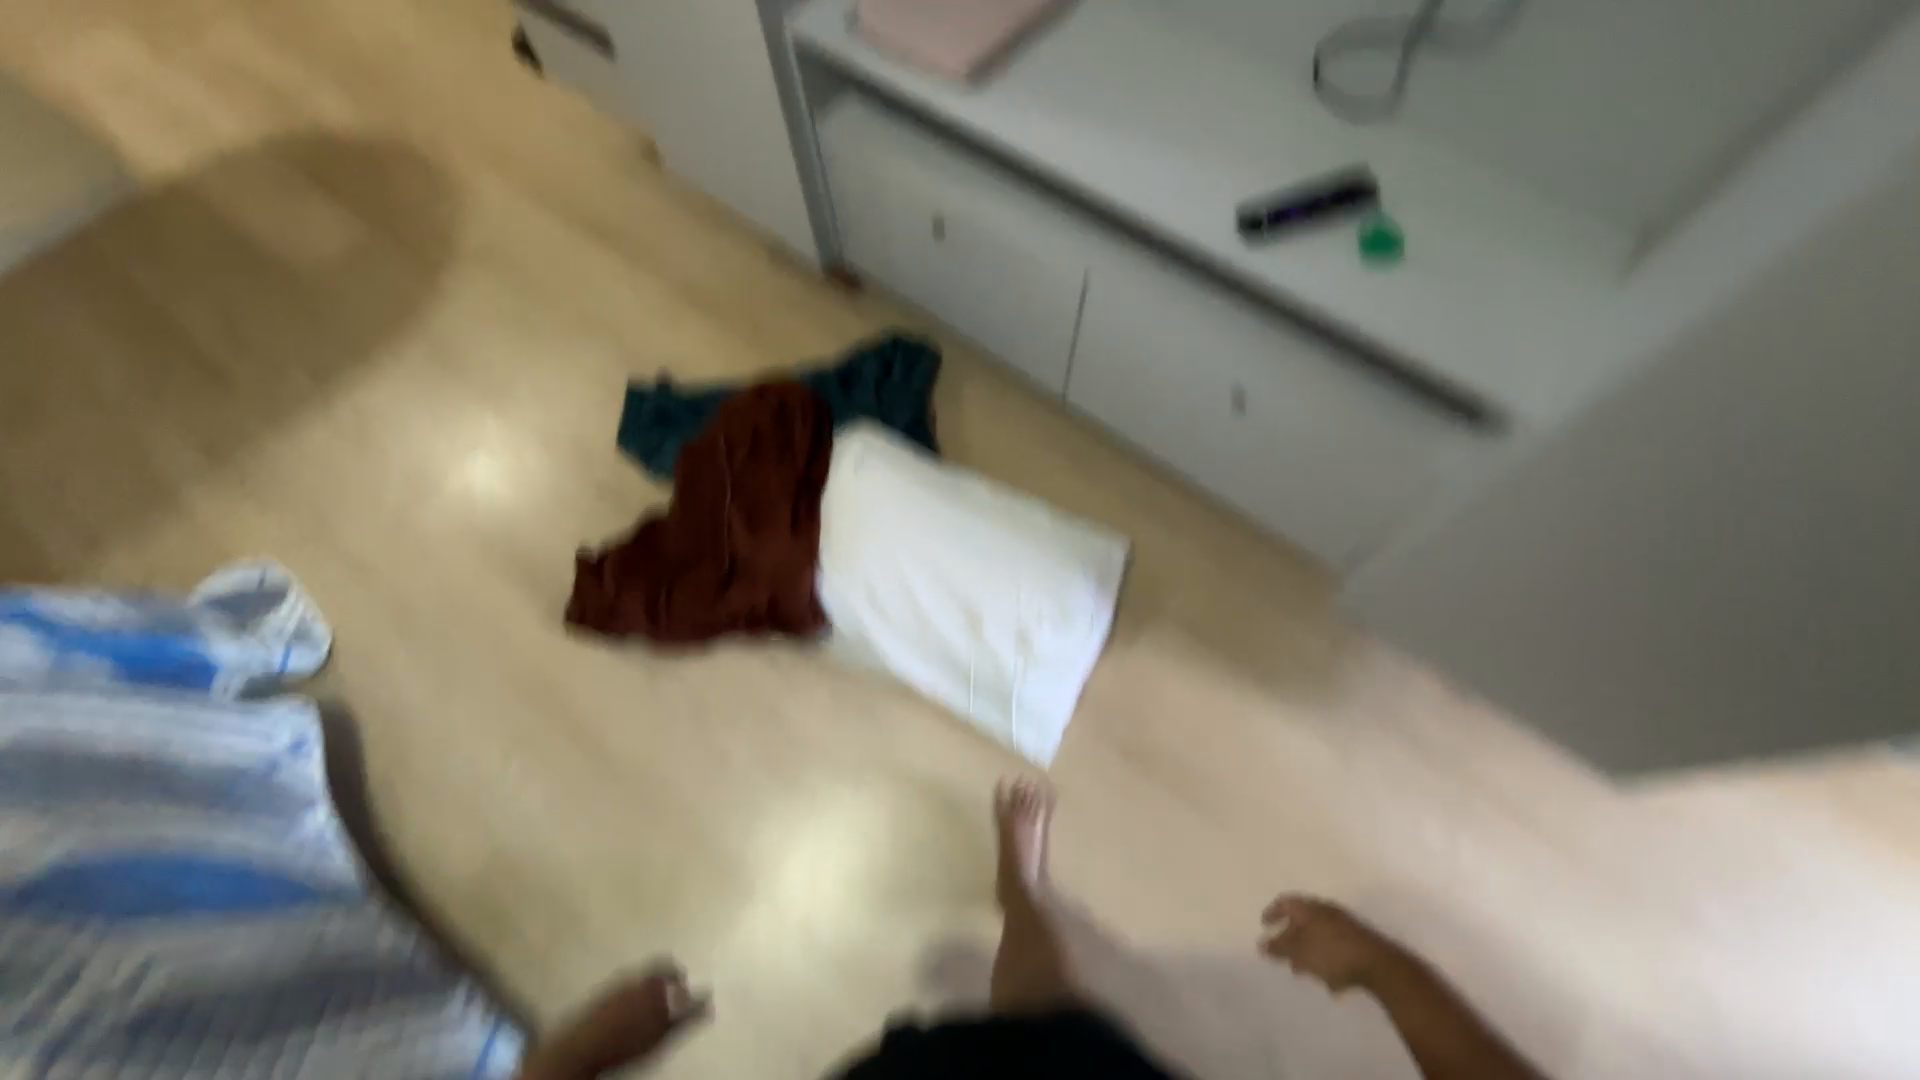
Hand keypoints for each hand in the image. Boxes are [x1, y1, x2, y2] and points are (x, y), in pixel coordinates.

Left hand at [525, 960, 711, 1079]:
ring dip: (643, 994)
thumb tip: (710, 998)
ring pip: (634, 983)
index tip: (683, 990)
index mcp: (650, 978)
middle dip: (661, 985)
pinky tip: (626, 1020)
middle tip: (666, 1004)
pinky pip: (618, 993)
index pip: (669, 967)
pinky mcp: (596, 1000)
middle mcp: (631, 975)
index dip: (678, 978)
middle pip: (651, 973)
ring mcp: (611, 987)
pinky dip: (627, 1002)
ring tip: (646, 1015)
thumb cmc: (627, 1040)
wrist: (581, 1049)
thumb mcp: (664, 1031)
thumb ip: (688, 1014)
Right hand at [1259, 895, 1395, 993]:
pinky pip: (1336, 949)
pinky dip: (1328, 961)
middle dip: (1291, 937)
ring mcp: (1345, 926)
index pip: (1285, 902)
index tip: (1264, 925)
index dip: (1272, 912)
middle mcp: (1326, 911)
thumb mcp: (1299, 951)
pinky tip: (1331, 982)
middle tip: (1282, 954)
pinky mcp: (1359, 943)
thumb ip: (1279, 947)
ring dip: (1309, 952)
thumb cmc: (1331, 953)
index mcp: (1309, 908)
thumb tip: (1261, 945)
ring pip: (1320, 936)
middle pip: (1302, 920)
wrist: (1380, 965)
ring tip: (1304, 971)